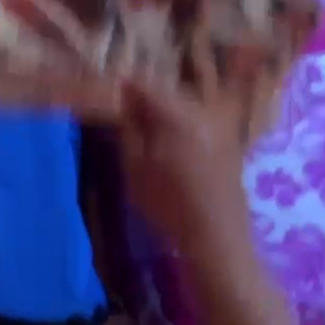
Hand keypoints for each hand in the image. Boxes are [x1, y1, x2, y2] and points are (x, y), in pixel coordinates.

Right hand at [118, 48, 253, 262]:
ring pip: (180, 102)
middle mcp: (205, 116)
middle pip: (164, 88)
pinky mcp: (227, 145)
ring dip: (156, 105)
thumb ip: (125, 125)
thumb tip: (114, 99)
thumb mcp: (133, 163)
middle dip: (137, 92)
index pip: (142, 82)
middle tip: (112, 106)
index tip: (96, 88)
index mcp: (180, 116)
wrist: (217, 242)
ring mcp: (221, 130)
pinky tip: (161, 136)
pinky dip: (175, 119)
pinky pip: (196, 118)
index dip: (116, 82)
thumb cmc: (168, 204)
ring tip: (134, 120)